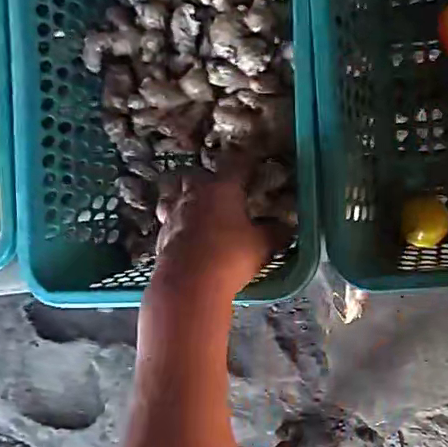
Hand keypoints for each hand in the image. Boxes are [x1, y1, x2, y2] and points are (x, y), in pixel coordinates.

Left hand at [152, 163, 282, 298]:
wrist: (188, 284)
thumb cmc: (229, 257)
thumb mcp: (261, 245)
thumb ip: (275, 233)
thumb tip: (286, 228)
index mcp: (221, 188)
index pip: (236, 164)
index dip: (247, 162)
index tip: (254, 164)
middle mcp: (194, 194)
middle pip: (197, 175)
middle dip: (208, 179)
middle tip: (221, 190)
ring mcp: (173, 213)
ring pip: (175, 194)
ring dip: (186, 198)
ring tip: (197, 207)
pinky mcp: (161, 235)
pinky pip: (169, 220)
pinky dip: (177, 223)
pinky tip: (186, 233)